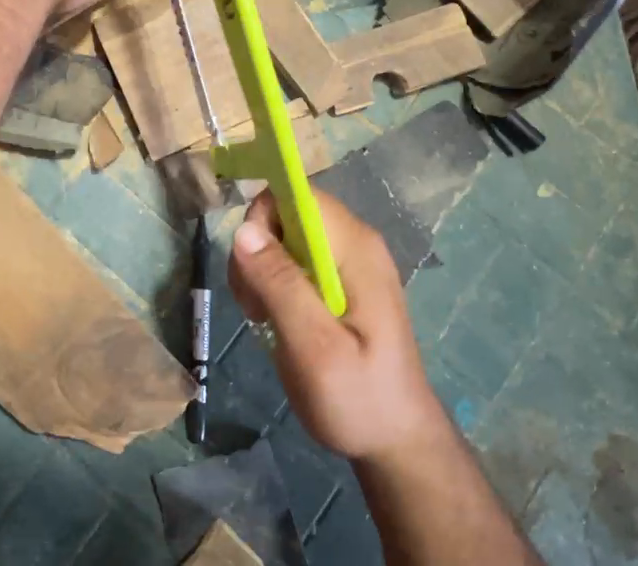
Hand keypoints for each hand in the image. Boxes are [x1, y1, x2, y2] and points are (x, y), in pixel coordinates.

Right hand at [228, 189, 441, 459]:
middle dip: (255, 251)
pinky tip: (274, 320)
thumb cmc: (359, 399)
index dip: (263, 219)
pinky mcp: (337, 280)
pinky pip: (291, 259)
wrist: (395, 441)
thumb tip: (243, 229)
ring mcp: (347, 261)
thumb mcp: (315, 349)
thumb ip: (280, 286)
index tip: (250, 267)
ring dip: (259, 271)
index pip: (297, 196)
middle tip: (255, 306)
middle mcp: (353, 243)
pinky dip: (270, 284)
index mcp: (355, 249)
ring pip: (282, 236)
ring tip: (263, 318)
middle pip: (285, 214)